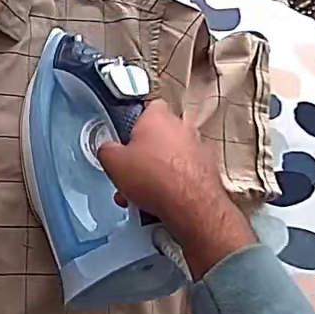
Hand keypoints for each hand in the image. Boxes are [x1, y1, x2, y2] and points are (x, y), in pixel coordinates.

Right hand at [95, 101, 256, 277]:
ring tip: (141, 194)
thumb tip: (107, 150)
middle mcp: (181, 127)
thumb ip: (106, 150)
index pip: (146, 108)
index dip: (134, 124)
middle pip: (157, 137)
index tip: (126, 138)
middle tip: (130, 172)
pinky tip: (159, 200)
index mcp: (157, 117)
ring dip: (156, 172)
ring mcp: (198, 148)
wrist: (190, 205)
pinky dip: (172, 184)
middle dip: (143, 154)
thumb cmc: (155, 178)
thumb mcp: (112, 162)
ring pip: (169, 158)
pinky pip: (183, 174)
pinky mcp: (207, 169)